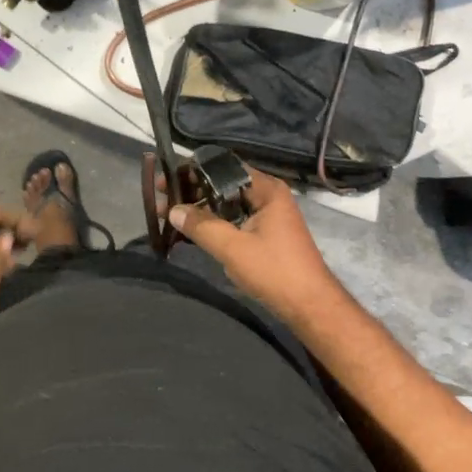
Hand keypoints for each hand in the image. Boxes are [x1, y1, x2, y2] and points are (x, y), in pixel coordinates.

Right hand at [167, 169, 344, 322]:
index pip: (224, 167)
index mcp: (266, 190)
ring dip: (200, 208)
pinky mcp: (265, 233)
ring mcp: (268, 215)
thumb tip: (173, 210)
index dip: (192, 171)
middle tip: (162, 199)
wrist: (309, 305)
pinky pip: (233, 219)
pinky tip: (192, 230)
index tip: (166, 180)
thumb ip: (201, 226)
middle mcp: (268, 196)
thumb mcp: (232, 248)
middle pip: (223, 183)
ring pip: (227, 203)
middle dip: (192, 191)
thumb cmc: (274, 271)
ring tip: (170, 215)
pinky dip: (213, 222)